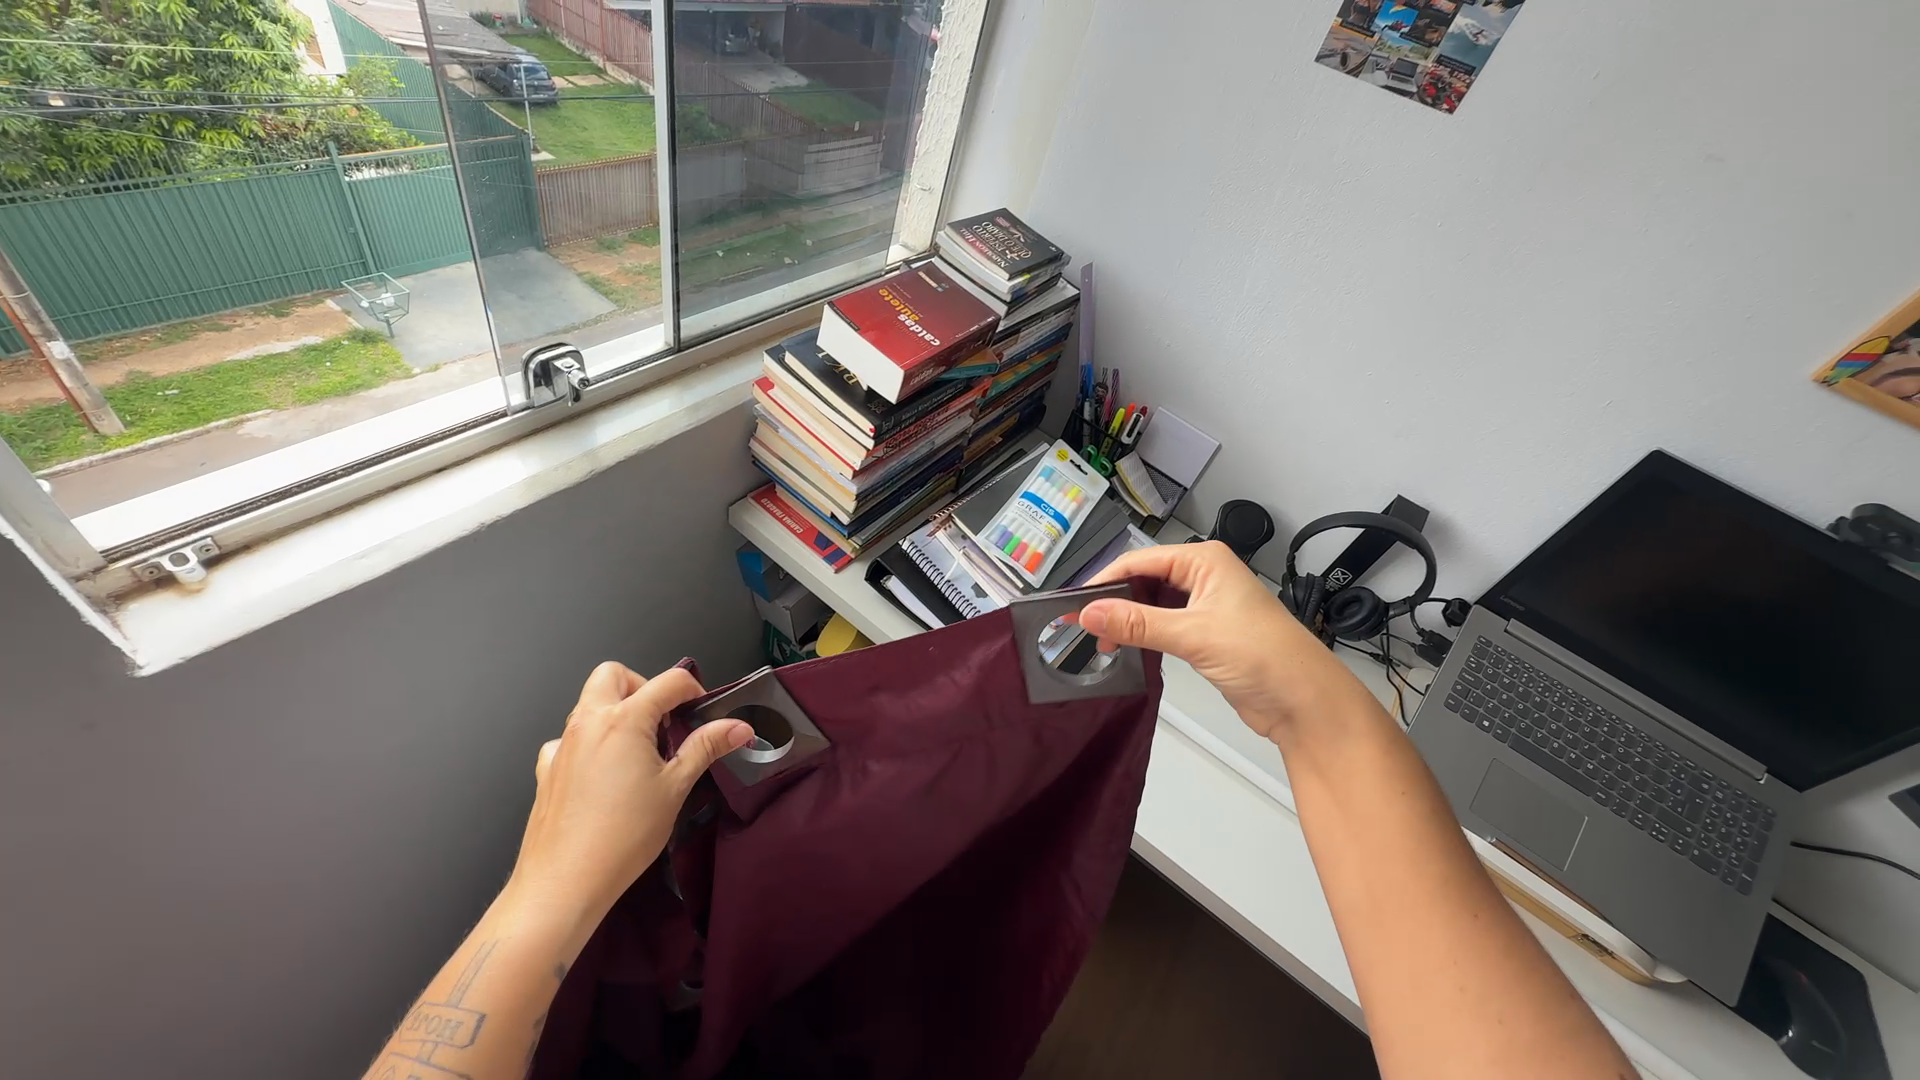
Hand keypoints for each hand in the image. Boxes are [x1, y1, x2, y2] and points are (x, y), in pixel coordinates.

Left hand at [506, 662, 752, 924]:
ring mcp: (562, 744)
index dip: (693, 691)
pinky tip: (604, 773)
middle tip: (663, 720)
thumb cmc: (624, 835)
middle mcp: (589, 722)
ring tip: (639, 750)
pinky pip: (569, 738)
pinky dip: (590, 742)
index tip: (702, 714)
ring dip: (617, 711)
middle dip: (642, 686)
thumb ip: (706, 747)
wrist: (564, 883)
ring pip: (589, 703)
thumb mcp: (676, 787)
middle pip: (614, 674)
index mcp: (624, 719)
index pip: (669, 681)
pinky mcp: (546, 770)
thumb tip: (740, 727)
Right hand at [1079, 542, 1376, 745]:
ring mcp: (1206, 605)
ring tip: (1100, 642)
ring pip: (1152, 604)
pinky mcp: (1207, 633)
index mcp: (1204, 560)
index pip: (1140, 561)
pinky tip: (1126, 649)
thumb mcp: (1192, 635)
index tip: (1074, 604)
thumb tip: (1088, 614)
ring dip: (1128, 620)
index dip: (1105, 581)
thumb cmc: (1263, 655)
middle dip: (1114, 601)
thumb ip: (1136, 623)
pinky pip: (1164, 625)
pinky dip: (1143, 635)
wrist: (1307, 703)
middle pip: (1144, 580)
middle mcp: (1204, 576)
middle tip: (1082, 625)